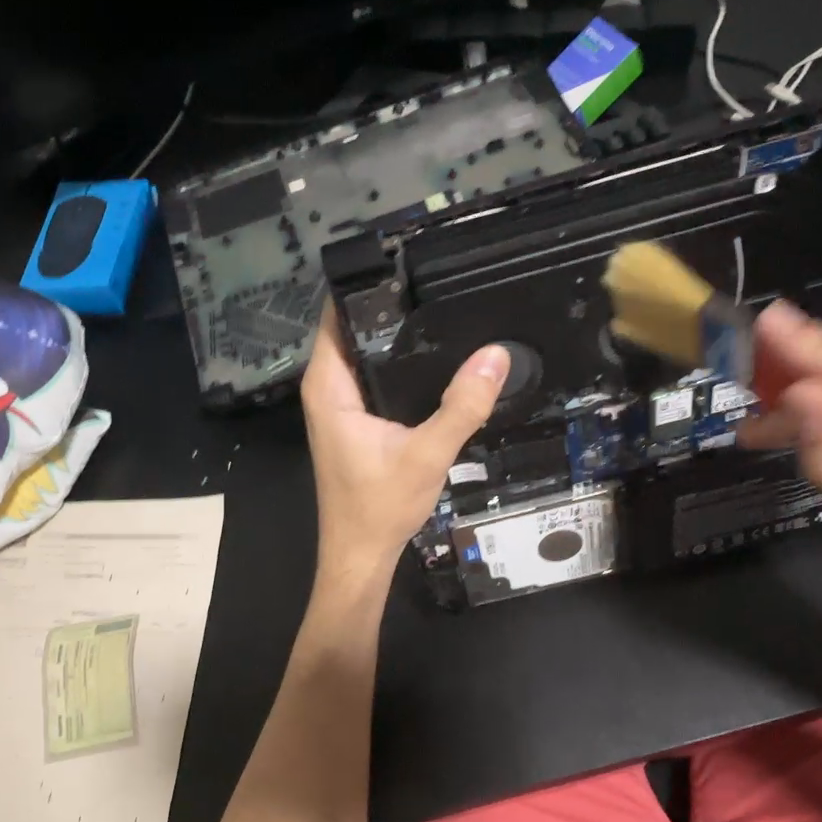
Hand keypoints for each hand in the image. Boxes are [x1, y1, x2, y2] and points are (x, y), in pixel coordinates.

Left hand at [301, 304, 508, 575]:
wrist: (361, 556)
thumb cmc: (380, 507)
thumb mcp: (428, 454)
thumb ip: (462, 406)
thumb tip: (495, 355)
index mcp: (328, 387)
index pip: (335, 316)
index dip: (363, 288)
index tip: (403, 265)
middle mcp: (326, 390)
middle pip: (352, 331)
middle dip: (387, 309)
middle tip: (436, 284)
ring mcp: (338, 407)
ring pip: (364, 357)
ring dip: (394, 339)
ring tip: (441, 311)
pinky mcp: (354, 424)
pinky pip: (373, 378)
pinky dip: (396, 366)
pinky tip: (432, 361)